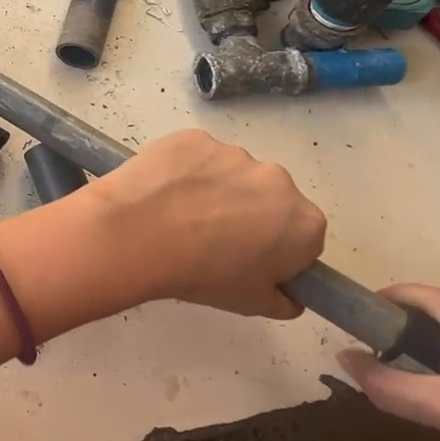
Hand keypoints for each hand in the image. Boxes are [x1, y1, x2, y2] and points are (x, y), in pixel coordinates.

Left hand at [91, 129, 325, 318]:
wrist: (135, 234)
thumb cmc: (200, 274)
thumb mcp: (252, 304)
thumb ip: (283, 299)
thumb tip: (287, 294)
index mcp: (304, 222)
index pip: (301, 237)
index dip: (275, 250)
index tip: (246, 259)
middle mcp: (277, 179)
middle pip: (268, 198)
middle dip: (248, 213)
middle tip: (210, 235)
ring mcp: (232, 152)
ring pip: (230, 173)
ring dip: (214, 187)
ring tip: (179, 212)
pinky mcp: (193, 137)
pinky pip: (196, 155)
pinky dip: (184, 168)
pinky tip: (163, 189)